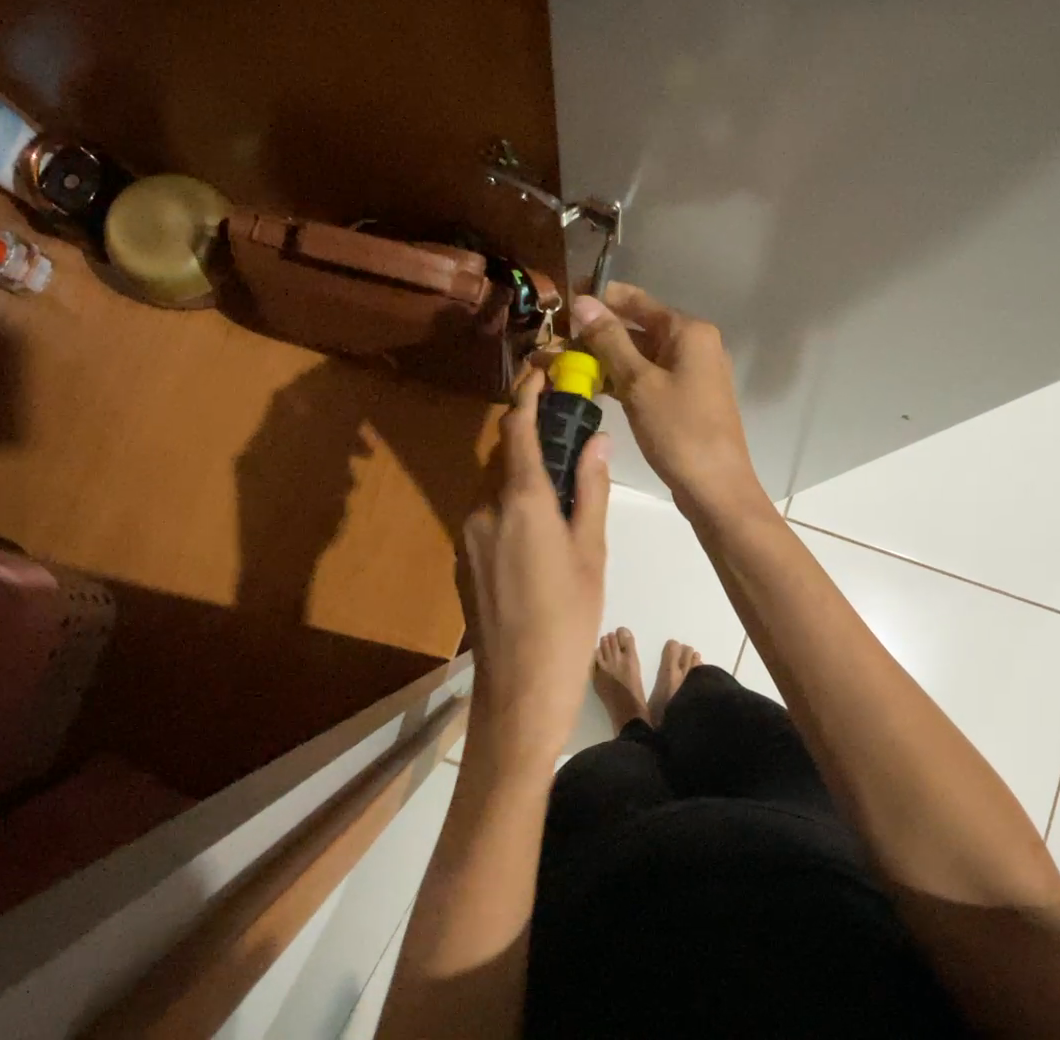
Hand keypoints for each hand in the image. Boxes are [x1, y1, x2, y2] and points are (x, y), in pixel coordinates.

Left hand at [458, 370, 609, 772]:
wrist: (519, 686)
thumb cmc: (568, 617)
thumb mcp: (591, 551)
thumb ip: (590, 489)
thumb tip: (596, 439)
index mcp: (520, 500)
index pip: (517, 428)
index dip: (528, 395)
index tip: (542, 372)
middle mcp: (483, 509)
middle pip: (506, 460)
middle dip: (534, 446)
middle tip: (572, 451)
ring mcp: (467, 537)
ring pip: (497, 493)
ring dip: (525, 486)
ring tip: (563, 510)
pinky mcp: (463, 562)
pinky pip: (489, 521)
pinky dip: (513, 516)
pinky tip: (538, 548)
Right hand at [569, 283, 767, 520]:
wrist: (715, 488)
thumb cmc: (679, 431)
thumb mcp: (638, 383)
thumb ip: (609, 340)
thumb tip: (582, 301)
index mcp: (689, 332)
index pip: (637, 301)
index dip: (600, 297)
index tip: (564, 298)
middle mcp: (695, 345)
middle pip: (639, 327)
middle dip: (598, 333)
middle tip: (557, 340)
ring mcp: (693, 374)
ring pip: (642, 356)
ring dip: (606, 359)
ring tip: (564, 364)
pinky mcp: (686, 400)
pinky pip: (649, 378)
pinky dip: (623, 380)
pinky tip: (594, 387)